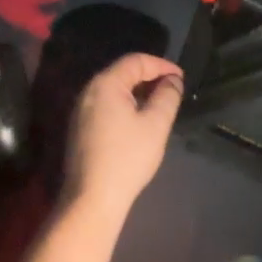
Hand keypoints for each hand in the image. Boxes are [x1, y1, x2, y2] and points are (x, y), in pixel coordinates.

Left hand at [61, 53, 183, 213]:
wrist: (92, 199)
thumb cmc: (127, 158)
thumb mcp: (155, 124)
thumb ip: (167, 96)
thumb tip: (172, 80)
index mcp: (106, 84)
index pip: (136, 61)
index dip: (161, 65)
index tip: (181, 77)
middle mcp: (89, 91)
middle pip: (123, 73)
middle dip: (150, 77)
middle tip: (172, 89)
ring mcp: (81, 110)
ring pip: (115, 90)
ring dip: (138, 92)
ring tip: (159, 104)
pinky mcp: (80, 129)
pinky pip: (107, 105)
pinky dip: (126, 105)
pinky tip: (139, 121)